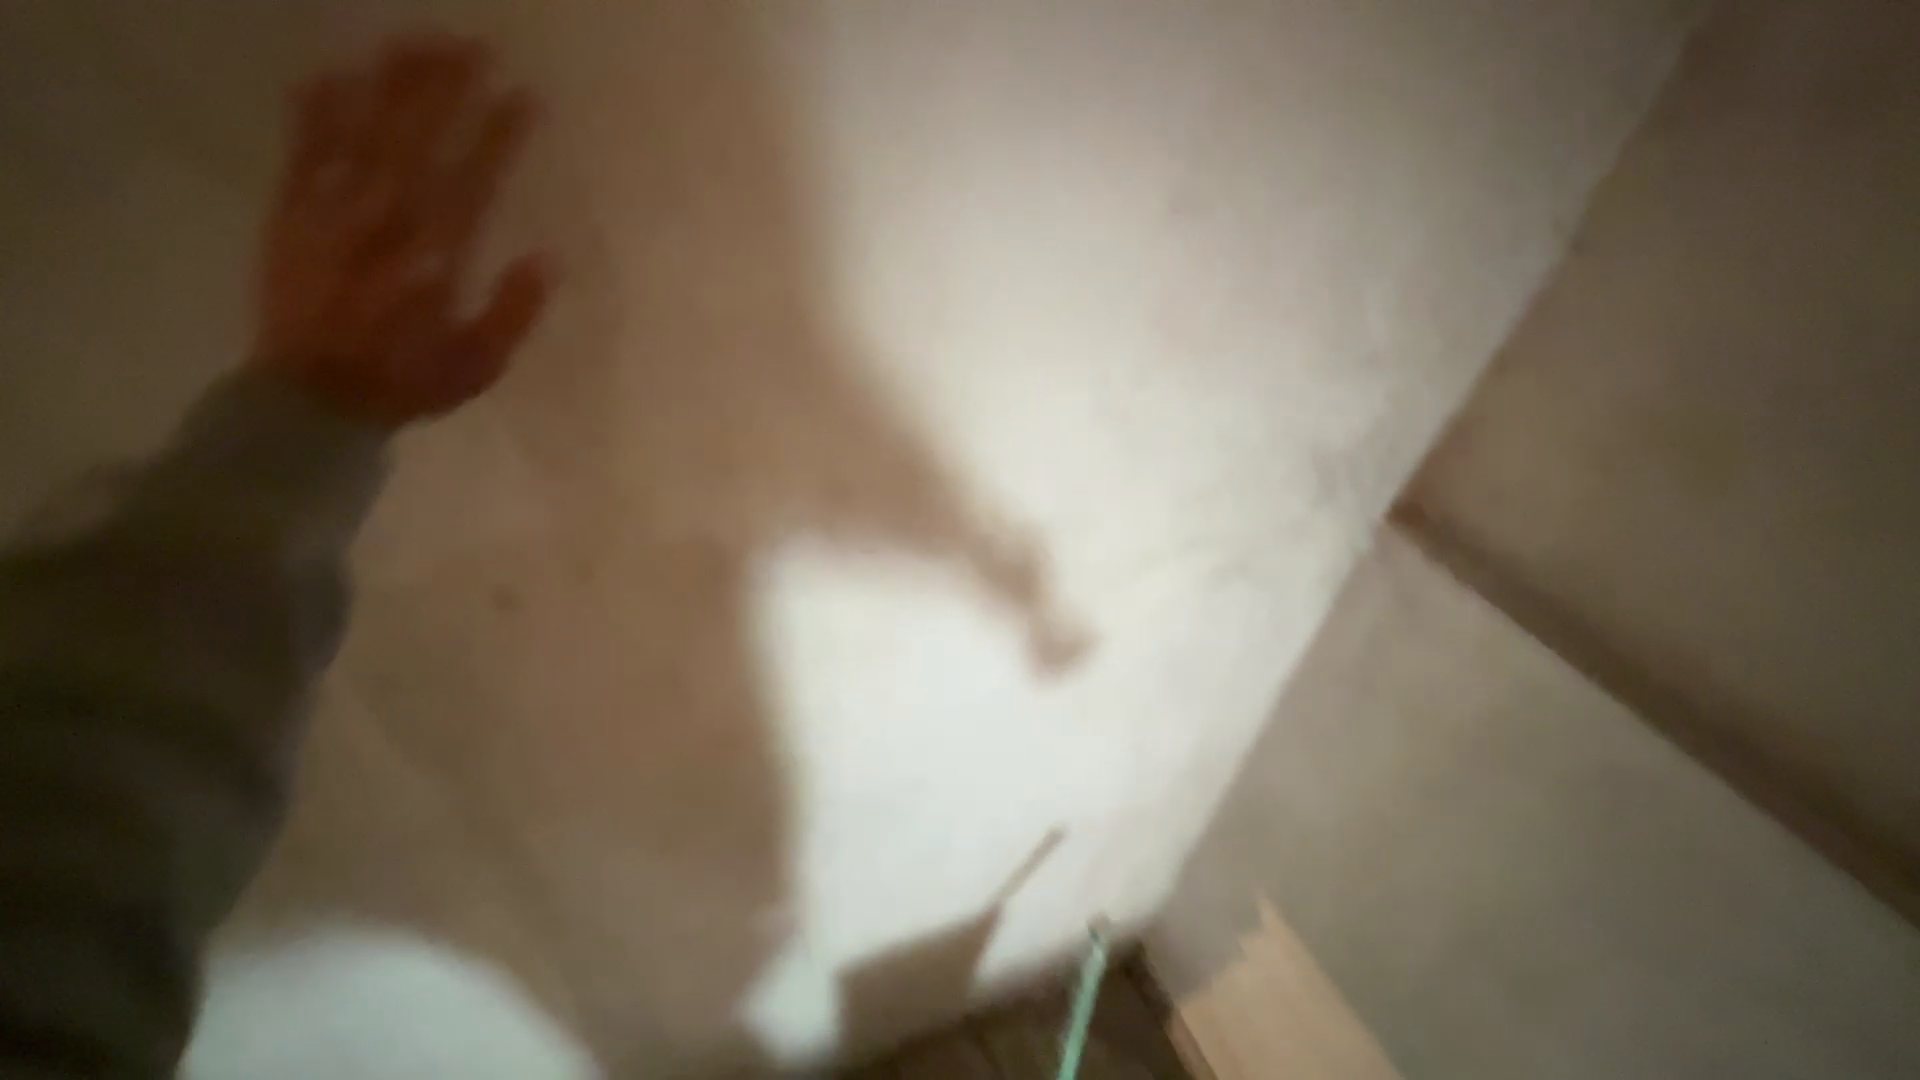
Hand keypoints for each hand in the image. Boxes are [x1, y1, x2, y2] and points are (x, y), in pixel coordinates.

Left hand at [252, 34, 552, 426]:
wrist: (310, 400)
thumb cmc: (407, 382)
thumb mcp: (479, 365)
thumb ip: (513, 313)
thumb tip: (548, 259)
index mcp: (435, 260)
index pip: (473, 182)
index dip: (499, 137)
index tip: (524, 99)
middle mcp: (383, 224)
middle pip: (417, 140)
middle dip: (447, 90)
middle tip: (474, 46)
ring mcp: (331, 213)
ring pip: (362, 133)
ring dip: (390, 84)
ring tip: (417, 43)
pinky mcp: (290, 214)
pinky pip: (302, 151)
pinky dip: (315, 110)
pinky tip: (335, 74)